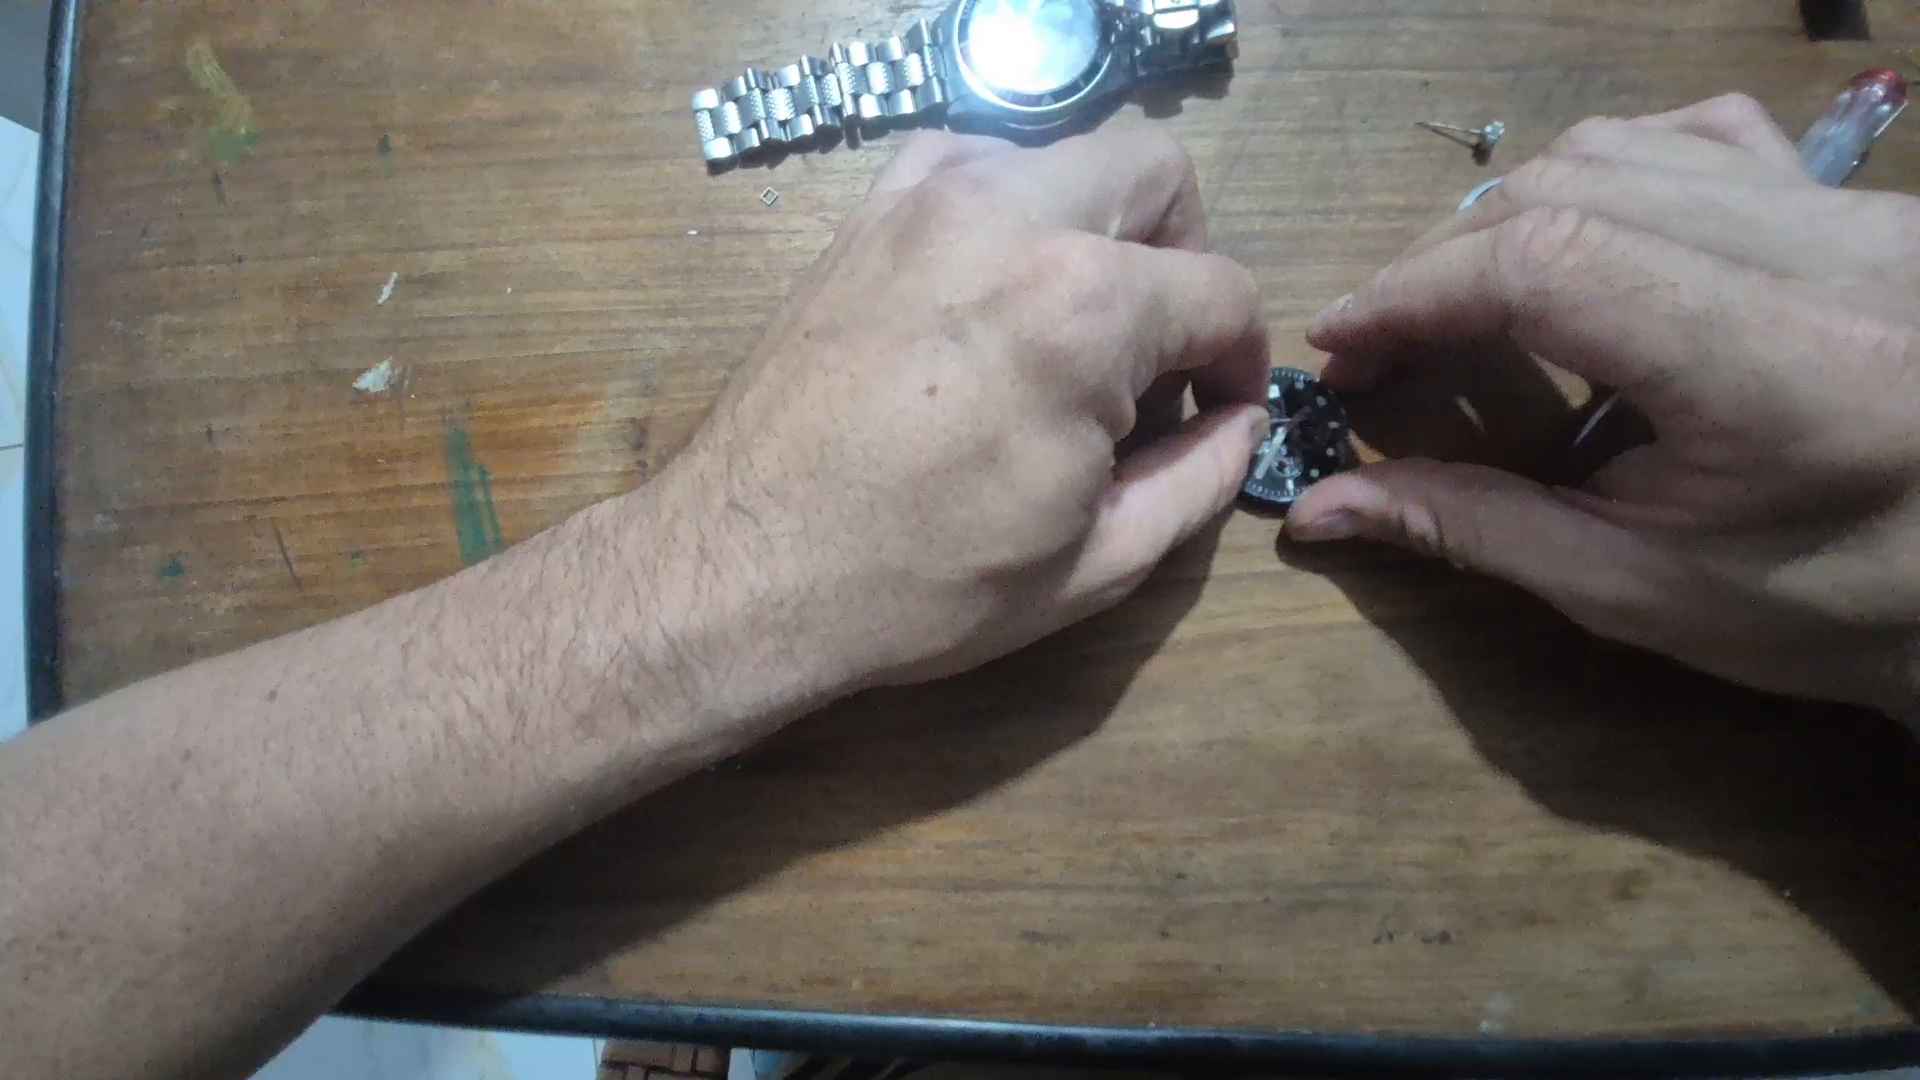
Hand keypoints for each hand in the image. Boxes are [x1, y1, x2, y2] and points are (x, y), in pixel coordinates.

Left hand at [658, 129, 1268, 698]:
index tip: (1219, 408)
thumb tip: (1239, 421)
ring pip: (1062, 158)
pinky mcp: (863, 217)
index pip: (1223, 292)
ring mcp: (923, 201)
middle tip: (1152, 359)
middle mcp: (1009, 217)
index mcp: (1084, 310)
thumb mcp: (1094, 562)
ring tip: (1067, 332)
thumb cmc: (925, 588)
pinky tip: (988, 297)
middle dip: (1182, 262)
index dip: (1243, 358)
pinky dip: (1008, 214)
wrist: (749, 572)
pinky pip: (969, 169)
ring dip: (1096, 230)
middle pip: (1157, 177)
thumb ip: (1198, 481)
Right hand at [1286, 94, 1919, 720]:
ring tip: (1439, 306)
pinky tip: (1548, 243)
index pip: (1548, 265)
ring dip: (1483, 228)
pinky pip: (1685, 142)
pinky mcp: (1853, 201)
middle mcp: (1832, 252)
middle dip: (1427, 269)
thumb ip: (1462, 526)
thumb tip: (1314, 511)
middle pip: (1560, 194)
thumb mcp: (1626, 586)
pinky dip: (1579, 181)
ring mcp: (1855, 206)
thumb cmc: (1827, 607)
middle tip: (1371, 351)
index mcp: (1783, 366)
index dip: (1411, 293)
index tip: (1334, 347)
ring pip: (1611, 154)